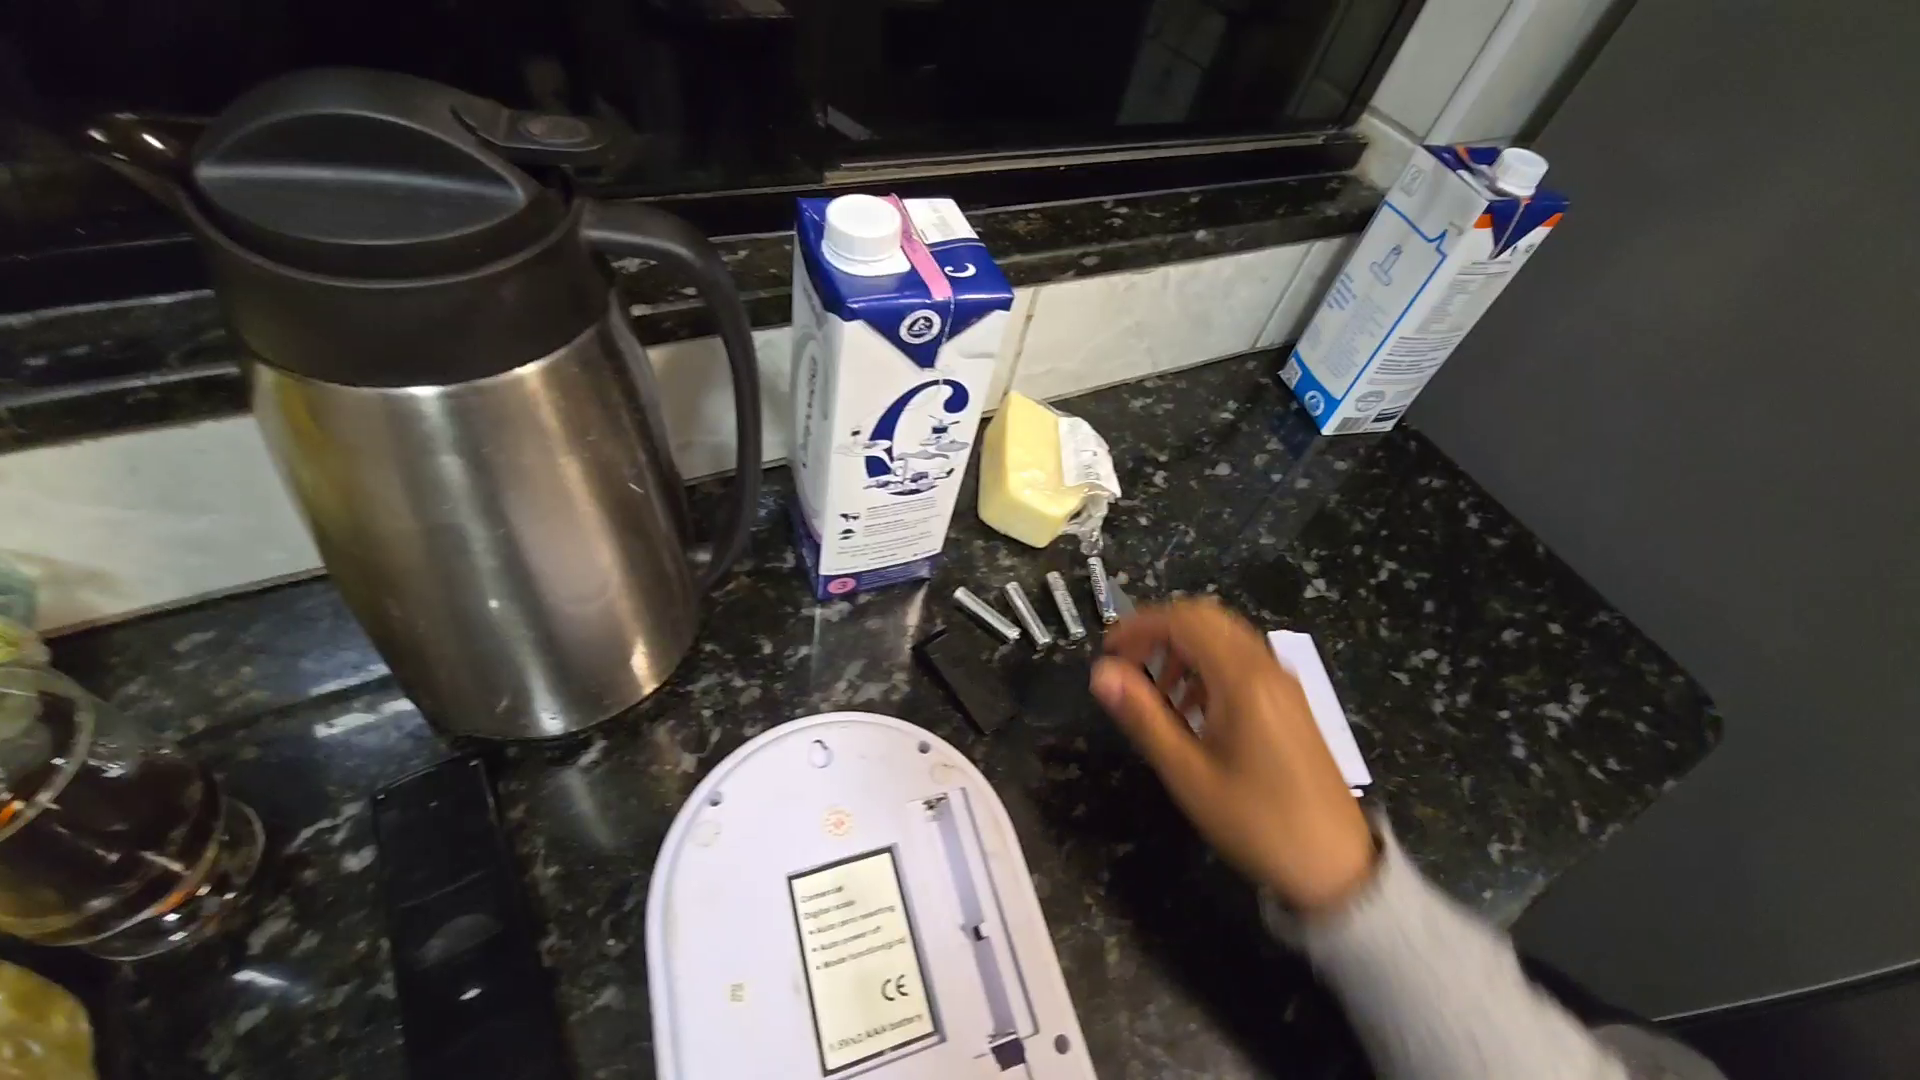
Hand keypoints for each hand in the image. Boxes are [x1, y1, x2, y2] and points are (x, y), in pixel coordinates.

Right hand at [1090, 598, 1376, 913]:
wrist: (1336, 865)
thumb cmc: (1256, 822)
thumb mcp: (1188, 774)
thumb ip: (1143, 716)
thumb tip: (1102, 672)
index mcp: (1242, 680)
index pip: (1185, 621)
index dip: (1140, 626)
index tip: (1108, 650)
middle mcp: (1267, 668)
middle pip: (1206, 618)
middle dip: (1160, 631)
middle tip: (1128, 664)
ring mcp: (1284, 683)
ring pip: (1225, 637)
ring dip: (1184, 649)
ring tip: (1156, 692)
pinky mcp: (1291, 701)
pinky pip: (1242, 660)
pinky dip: (1208, 666)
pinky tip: (1192, 709)